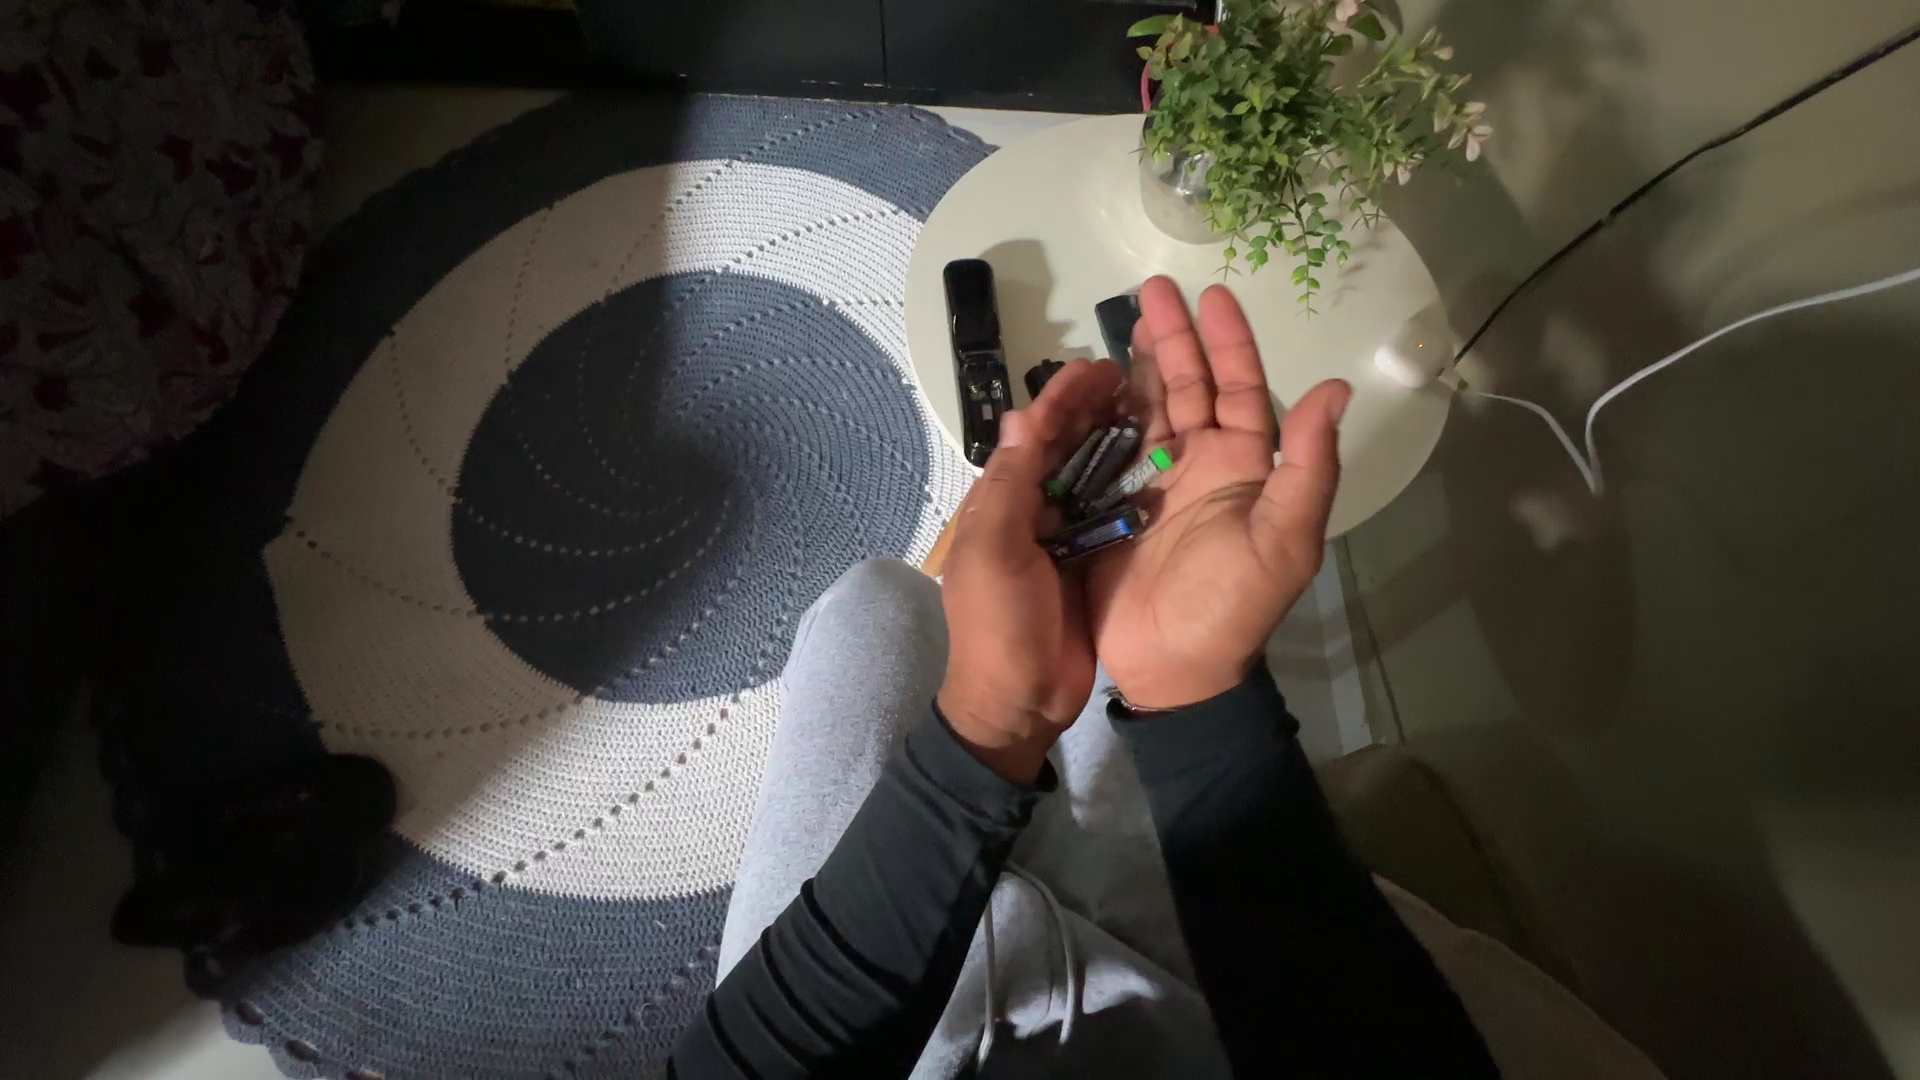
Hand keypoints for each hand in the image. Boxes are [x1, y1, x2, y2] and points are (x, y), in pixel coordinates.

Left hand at [938, 358, 1123, 781]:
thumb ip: (1008, 487)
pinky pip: (1105, 509)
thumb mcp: (995, 553)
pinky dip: (1124, 481)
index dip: (1059, 400)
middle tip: (1128, 376)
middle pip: (1057, 448)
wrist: (1021, 699)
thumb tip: (1021, 417)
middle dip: (1087, 409)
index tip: (1097, 369)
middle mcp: (1025, 512)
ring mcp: (1057, 537)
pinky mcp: (1086, 560)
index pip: (1029, 438)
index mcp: (997, 505)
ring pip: (1083, 473)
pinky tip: (1153, 461)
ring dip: (1108, 437)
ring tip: (1146, 405)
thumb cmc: (1000, 625)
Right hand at [1087, 277, 1351, 708]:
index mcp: (1243, 466)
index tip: (1210, 295)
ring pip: (1147, 411)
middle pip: (1189, 387)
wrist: (1172, 666)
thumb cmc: (1229, 605)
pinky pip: (1104, 450)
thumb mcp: (1283, 539)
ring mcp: (1151, 485)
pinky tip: (1087, 389)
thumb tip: (1333, 388)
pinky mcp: (1110, 505)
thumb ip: (1307, 466)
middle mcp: (1200, 465)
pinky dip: (1098, 417)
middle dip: (1174, 339)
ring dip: (1138, 369)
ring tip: (1121, 328)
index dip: (1227, 341)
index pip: (1238, 388)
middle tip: (1150, 291)